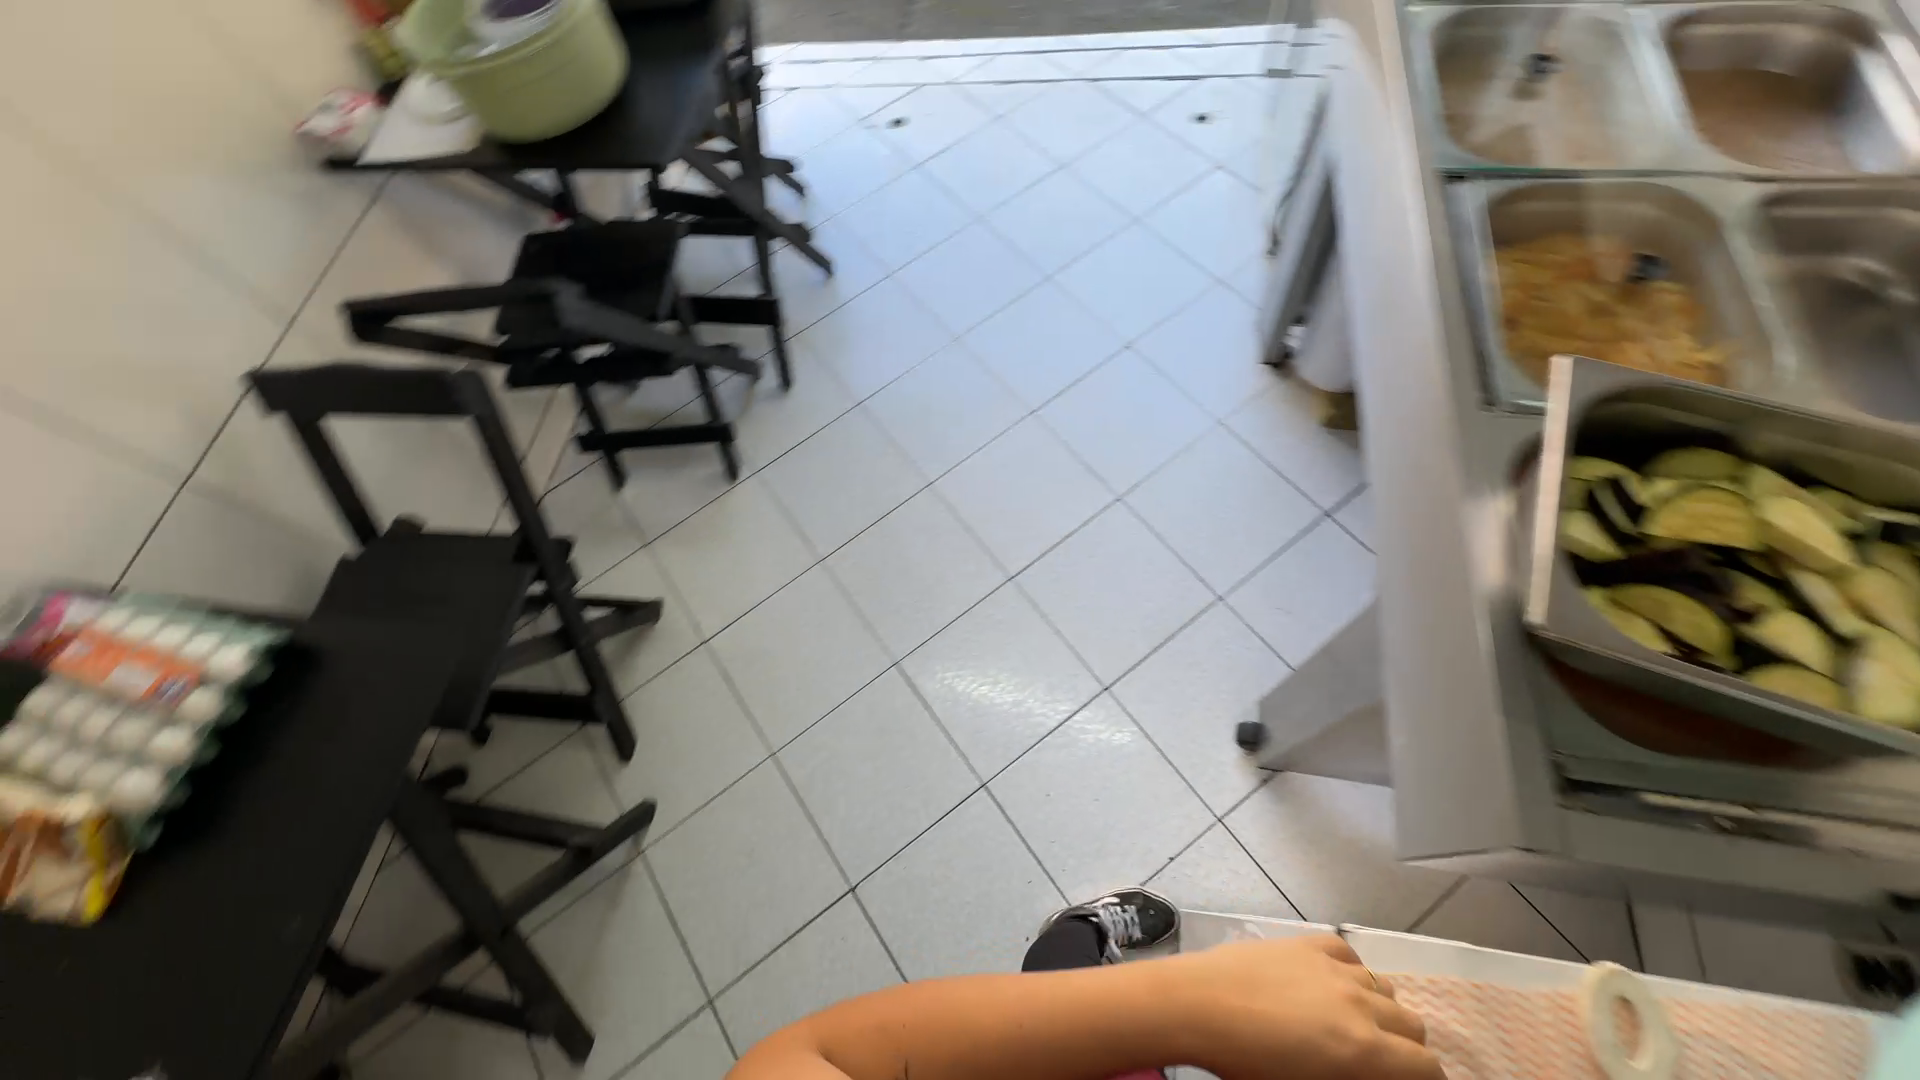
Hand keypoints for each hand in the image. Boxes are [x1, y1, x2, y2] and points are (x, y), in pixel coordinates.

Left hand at [1158, 934, 1443, 1079]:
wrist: (1199, 1004)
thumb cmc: (1247, 1063)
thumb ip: (1351, 1075)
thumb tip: (1362, 1069)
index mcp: (1365, 1051)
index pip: (1426, 1066)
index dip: (1425, 1079)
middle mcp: (1359, 1004)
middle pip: (1412, 1023)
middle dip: (1405, 1045)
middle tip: (1379, 1058)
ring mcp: (1331, 968)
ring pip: (1383, 987)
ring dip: (1380, 1007)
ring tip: (1354, 1020)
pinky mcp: (1304, 943)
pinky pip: (1347, 952)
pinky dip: (1351, 969)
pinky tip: (1333, 981)